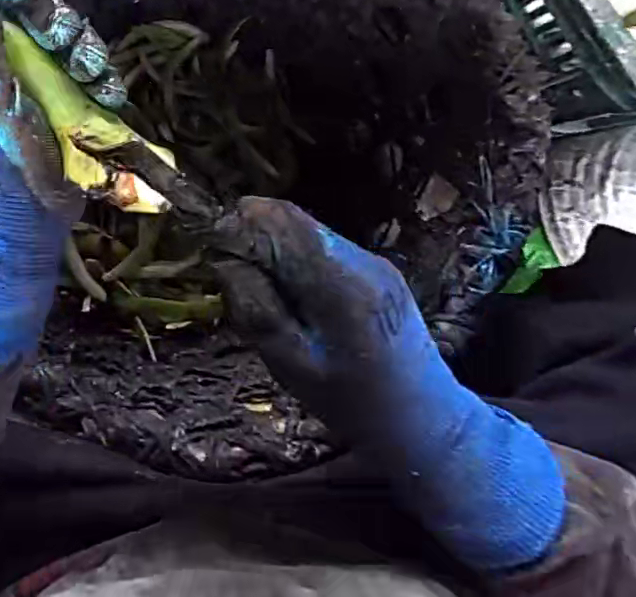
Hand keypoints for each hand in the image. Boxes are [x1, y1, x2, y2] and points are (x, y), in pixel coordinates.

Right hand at [212, 197, 565, 573]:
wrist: (427, 421)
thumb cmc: (350, 403)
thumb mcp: (288, 364)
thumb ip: (254, 303)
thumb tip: (222, 254)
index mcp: (341, 286)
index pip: (276, 223)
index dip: (233, 225)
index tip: (208, 248)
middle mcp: (360, 258)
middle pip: (286, 215)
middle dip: (247, 228)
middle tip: (227, 263)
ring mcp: (371, 257)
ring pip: (299, 222)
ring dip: (267, 239)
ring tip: (255, 277)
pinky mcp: (372, 262)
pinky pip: (315, 238)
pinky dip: (287, 249)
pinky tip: (285, 283)